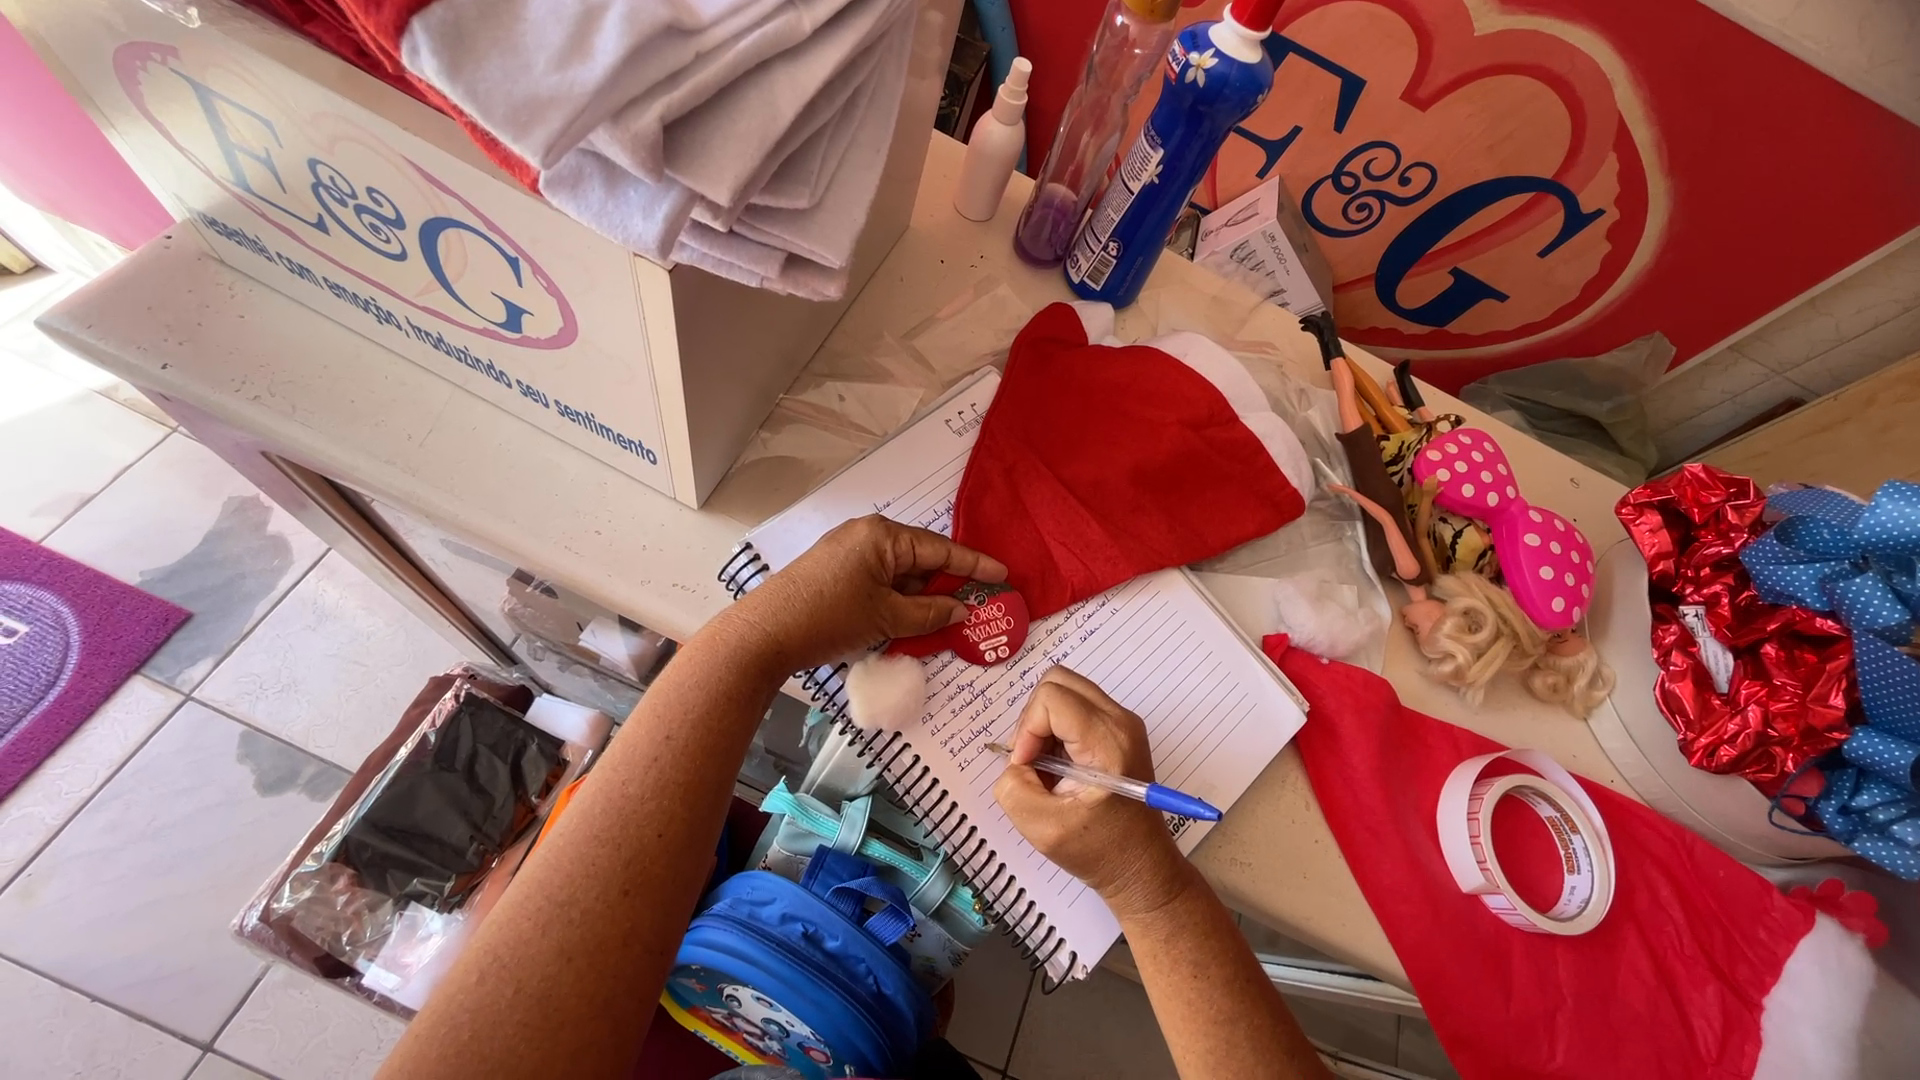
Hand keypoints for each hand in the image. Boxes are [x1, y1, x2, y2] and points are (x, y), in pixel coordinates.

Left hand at [724, 515, 1006, 675]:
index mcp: (883, 536)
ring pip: (899, 572)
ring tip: (948, 618)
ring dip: (921, 595)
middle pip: (920, 558)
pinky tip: (911, 619)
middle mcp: (866, 535)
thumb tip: (961, 610)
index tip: (1003, 574)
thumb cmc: (829, 619)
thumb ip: (931, 613)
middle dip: (946, 582)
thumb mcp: (887, 618)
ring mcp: (848, 551)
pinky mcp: (834, 571)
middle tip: (976, 604)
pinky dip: (898, 598)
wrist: (763, 634)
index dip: (975, 564)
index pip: (941, 548)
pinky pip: (879, 579)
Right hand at [993, 667, 1192, 920]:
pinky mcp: (1120, 728)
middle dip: (1033, 717)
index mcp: (1108, 743)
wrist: (1142, 868)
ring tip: (1044, 764)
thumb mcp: (1040, 828)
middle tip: (1030, 759)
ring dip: (1043, 722)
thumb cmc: (1097, 851)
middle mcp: (1121, 720)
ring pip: (1066, 689)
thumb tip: (1017, 762)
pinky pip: (1076, 704)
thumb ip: (1013, 787)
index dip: (1027, 728)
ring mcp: (1124, 721)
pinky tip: (1058, 763)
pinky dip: (1056, 726)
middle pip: (1058, 681)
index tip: (1026, 766)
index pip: (1051, 697)